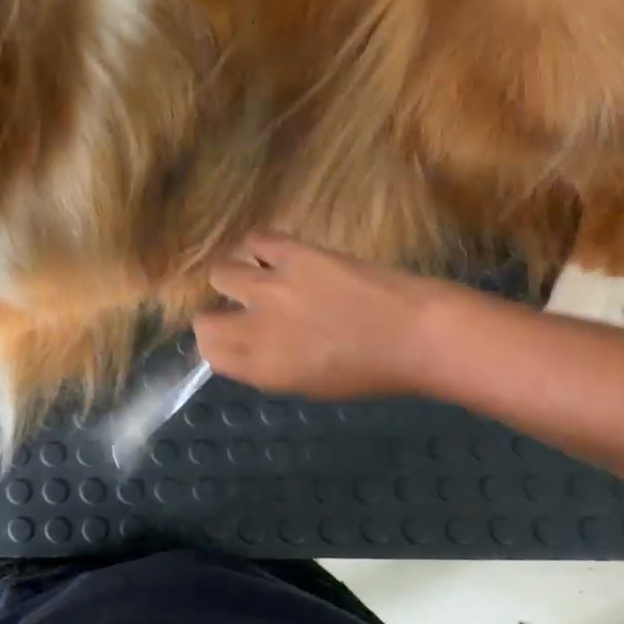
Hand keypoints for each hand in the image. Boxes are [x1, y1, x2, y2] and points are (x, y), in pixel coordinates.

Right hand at [192, 232, 451, 400]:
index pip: (207, 351)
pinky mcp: (294, 254)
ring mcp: (271, 288)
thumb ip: (266, 365)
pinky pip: (255, 239)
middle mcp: (256, 329)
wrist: (420, 335)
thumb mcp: (308, 384)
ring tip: (258, 276)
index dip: (217, 343)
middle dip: (218, 313)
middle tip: (243, 310)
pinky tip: (272, 253)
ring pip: (220, 272)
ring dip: (235, 276)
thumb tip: (245, 345)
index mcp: (261, 367)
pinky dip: (258, 245)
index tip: (234, 337)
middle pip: (204, 317)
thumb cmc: (372, 370)